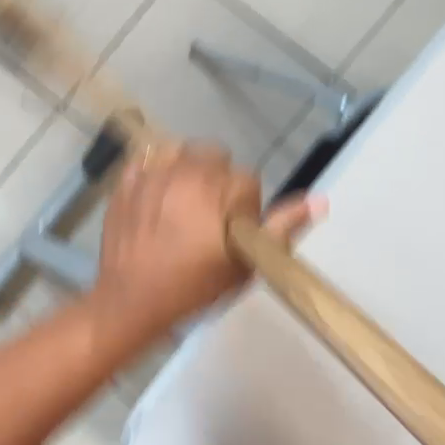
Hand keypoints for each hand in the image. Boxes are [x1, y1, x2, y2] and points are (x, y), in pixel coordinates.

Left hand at [89, 142, 321, 349]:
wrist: (133, 294)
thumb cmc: (195, 283)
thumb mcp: (247, 262)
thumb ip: (283, 227)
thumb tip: (320, 200)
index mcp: (221, 189)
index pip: (247, 177)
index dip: (245, 201)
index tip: (235, 224)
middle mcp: (186, 172)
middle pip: (212, 155)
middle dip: (217, 177)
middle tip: (210, 210)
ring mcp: (150, 175)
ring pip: (176, 150)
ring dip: (184, 166)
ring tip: (183, 195)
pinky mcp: (123, 183)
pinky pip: (142, 159)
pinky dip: (152, 169)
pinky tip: (155, 191)